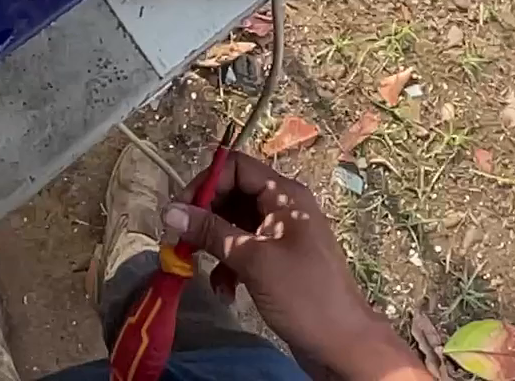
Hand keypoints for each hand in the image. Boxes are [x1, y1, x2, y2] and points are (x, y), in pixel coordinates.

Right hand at [165, 151, 424, 380]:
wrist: (345, 348)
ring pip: (233, 223)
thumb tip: (169, 211)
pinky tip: (223, 289)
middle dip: (204, 216)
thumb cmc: (304, 294)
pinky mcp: (276, 260)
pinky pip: (242, 248)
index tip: (181, 210)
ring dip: (213, 244)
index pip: (236, 167)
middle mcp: (281, 207)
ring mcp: (279, 234)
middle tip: (180, 240)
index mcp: (283, 195)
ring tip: (195, 266)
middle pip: (231, 194)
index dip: (206, 183)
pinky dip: (227, 264)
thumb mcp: (252, 259)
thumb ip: (210, 231)